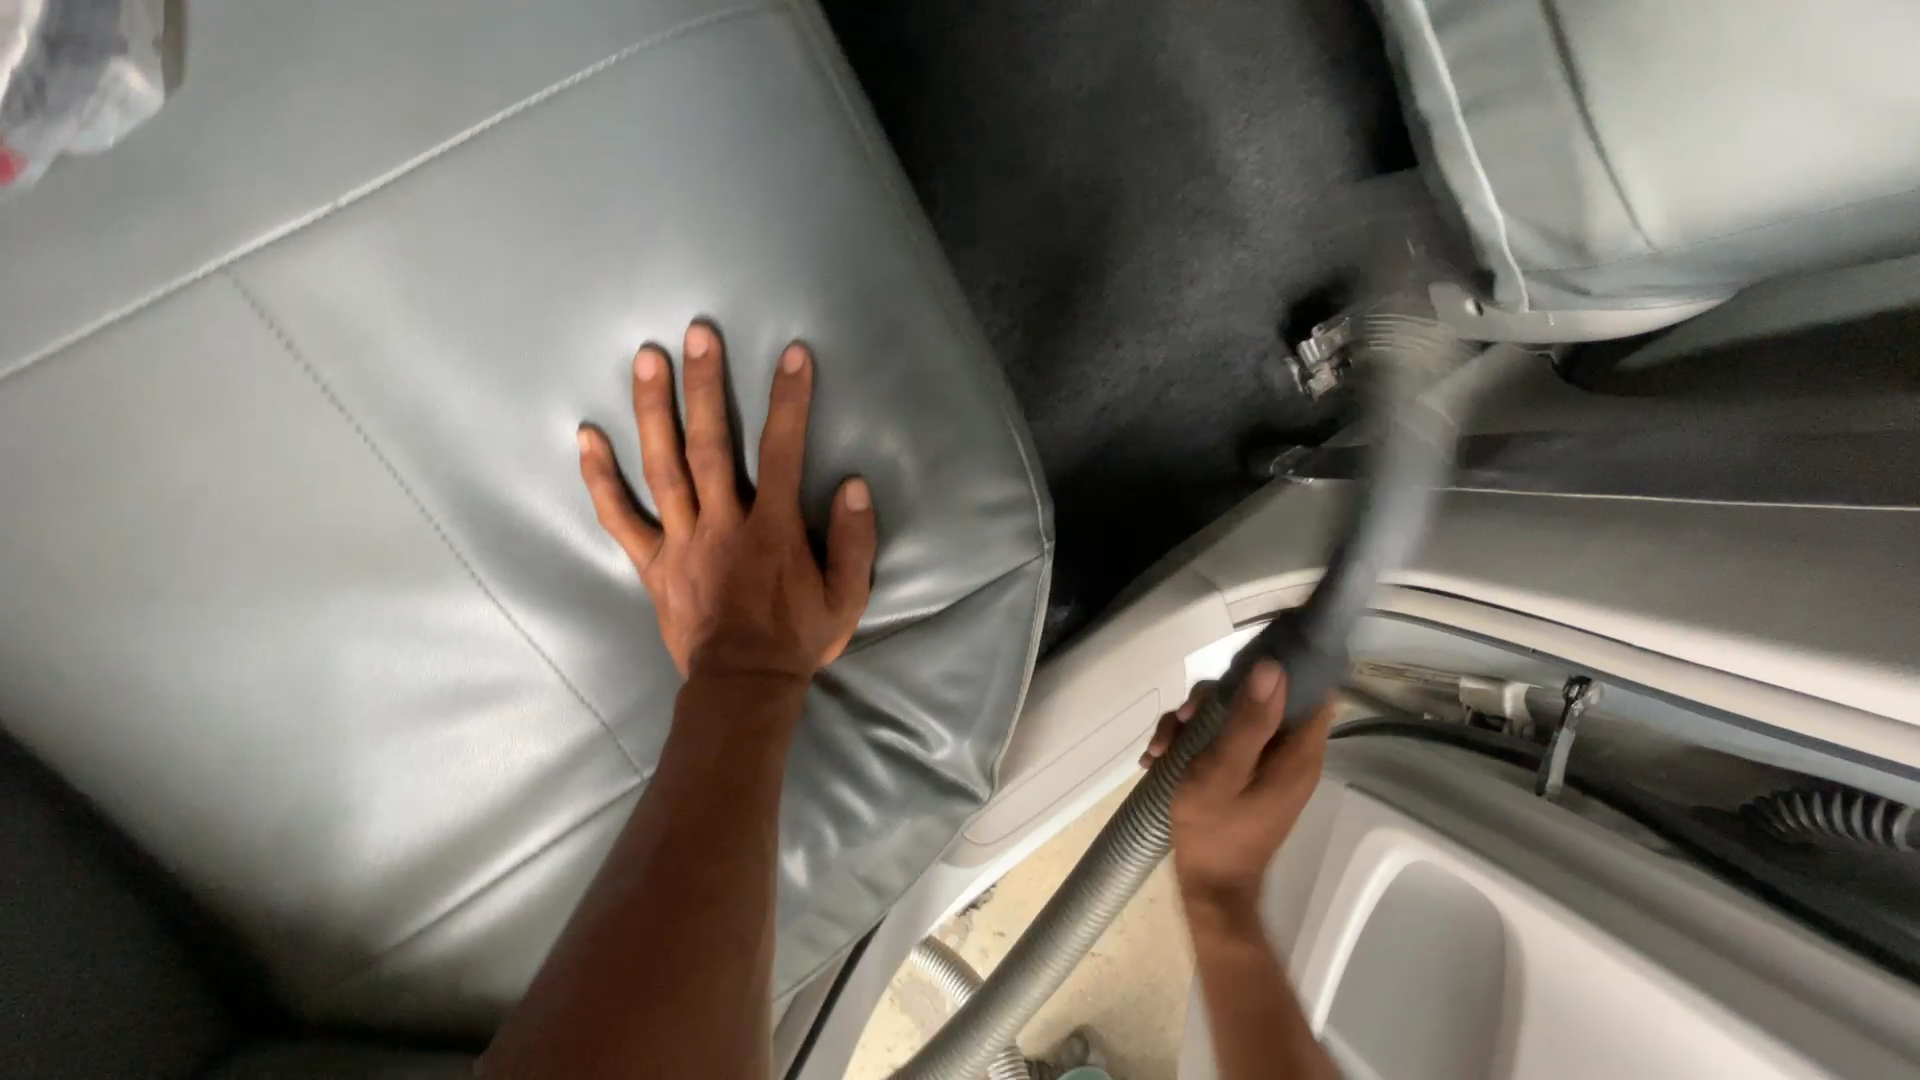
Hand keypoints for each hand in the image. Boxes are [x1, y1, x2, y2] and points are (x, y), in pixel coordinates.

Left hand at [577, 321, 876, 680]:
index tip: (792, 355)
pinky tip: (586, 437)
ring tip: (645, 359)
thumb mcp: (848, 596)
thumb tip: (850, 485)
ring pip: (662, 467)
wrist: (743, 686)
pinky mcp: (652, 562)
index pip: (784, 452)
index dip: (789, 401)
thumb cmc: (799, 638)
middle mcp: (722, 523)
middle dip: (705, 386)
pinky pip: (621, 518)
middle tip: (697, 333)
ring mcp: (681, 541)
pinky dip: (600, 479)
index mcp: (772, 529)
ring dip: (653, 411)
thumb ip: (853, 540)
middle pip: (710, 445)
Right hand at [1143, 661, 1331, 911]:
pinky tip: (1156, 761)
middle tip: (1180, 722)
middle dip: (1211, 704)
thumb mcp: (1224, 769)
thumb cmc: (1215, 830)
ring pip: (1229, 720)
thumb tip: (1273, 667)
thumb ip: (1249, 720)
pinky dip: (1188, 747)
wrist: (1209, 888)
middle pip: (1257, 701)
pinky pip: (1219, 744)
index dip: (1277, 670)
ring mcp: (1263, 767)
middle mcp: (1287, 755)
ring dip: (1189, 727)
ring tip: (1158, 750)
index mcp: (1297, 752)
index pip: (1308, 690)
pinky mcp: (1242, 777)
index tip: (1235, 668)